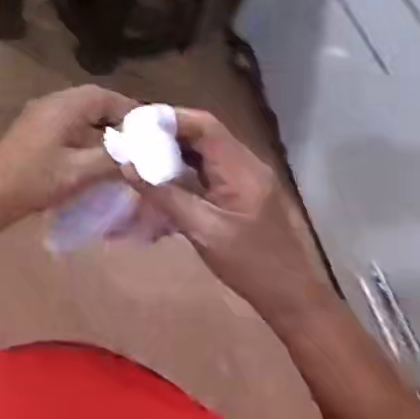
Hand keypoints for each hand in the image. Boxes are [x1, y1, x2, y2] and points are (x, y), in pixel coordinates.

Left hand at [0, 86, 136, 231]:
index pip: (104, 96)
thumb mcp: (80, 172)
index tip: (153, 129)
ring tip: (126, 146)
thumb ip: (113, 160)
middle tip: (142, 138)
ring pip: (80, 109)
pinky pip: (68, 119)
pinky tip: (98, 151)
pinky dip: (87, 129)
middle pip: (92, 99)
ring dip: (102, 122)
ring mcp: (40, 112)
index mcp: (63, 106)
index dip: (130, 109)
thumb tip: (143, 154)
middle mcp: (51, 101)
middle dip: (118, 116)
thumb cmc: (36, 180)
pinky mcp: (35, 126)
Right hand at [125, 108, 334, 320]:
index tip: (137, 125)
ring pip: (206, 146)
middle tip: (134, 137)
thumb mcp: (202, 230)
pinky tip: (165, 175)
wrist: (294, 300)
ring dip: (175, 146)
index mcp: (241, 170)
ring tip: (143, 152)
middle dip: (167, 130)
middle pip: (203, 131)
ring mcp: (247, 176)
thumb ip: (164, 195)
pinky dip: (185, 162)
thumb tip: (126, 165)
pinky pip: (210, 163)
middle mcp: (247, 164)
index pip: (204, 125)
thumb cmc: (250, 266)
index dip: (168, 118)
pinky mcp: (243, 189)